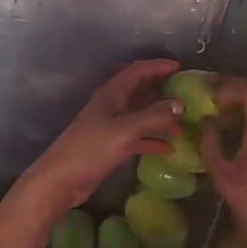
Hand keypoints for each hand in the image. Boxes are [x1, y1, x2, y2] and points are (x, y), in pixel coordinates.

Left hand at [19, 58, 183, 216]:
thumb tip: (181, 104)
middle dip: (162, 91)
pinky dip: (152, 140)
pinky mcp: (111, 146)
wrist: (60, 180)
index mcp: (111, 95)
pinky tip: (168, 148)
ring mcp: (111, 127)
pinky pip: (138, 138)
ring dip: (160, 118)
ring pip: (141, 116)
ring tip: (183, 124)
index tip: (179, 67)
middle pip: (140, 91)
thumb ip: (153, 116)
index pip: (136, 71)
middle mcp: (112, 106)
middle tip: (185, 94)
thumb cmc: (89, 150)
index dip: (157, 66)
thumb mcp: (124, 130)